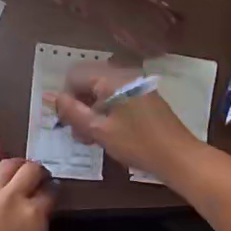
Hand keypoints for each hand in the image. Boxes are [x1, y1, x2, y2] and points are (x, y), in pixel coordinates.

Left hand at [0, 135, 54, 230]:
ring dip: (18, 163)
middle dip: (38, 172)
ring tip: (20, 167)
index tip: (51, 190)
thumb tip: (41, 206)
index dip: (52, 189)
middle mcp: (11, 198)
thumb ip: (39, 223)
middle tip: (38, 177)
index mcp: (33, 215)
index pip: (50, 190)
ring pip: (8, 163)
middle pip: (31, 170)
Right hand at [50, 63, 202, 177]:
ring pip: (103, 92)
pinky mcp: (145, 97)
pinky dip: (108, 113)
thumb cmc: (136, 143)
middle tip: (78, 134)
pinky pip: (118, 98)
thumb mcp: (99, 130)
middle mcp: (124, 75)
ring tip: (92, 138)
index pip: (74, 76)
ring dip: (92, 112)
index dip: (65, 99)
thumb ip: (72, 112)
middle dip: (79, 106)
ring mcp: (137, 85)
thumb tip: (52, 97)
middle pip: (89, 82)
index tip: (67, 123)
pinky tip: (109, 134)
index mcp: (111, 79)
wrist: (178, 155)